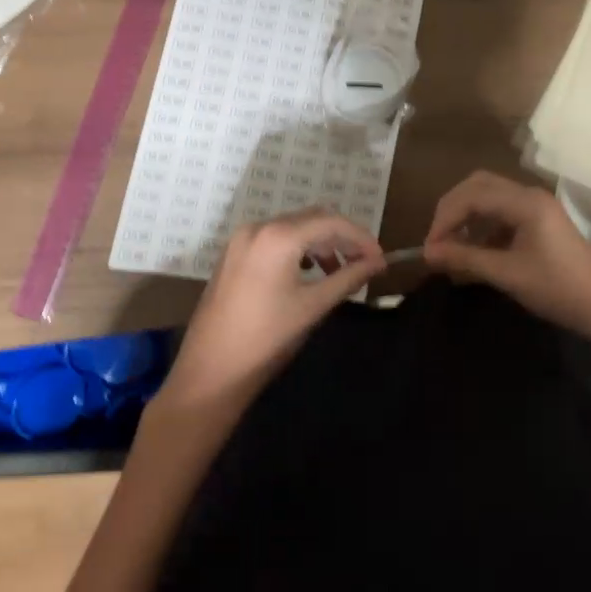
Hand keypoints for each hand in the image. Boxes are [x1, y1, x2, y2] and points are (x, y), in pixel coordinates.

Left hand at [160, 210, 384, 412]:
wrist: (209, 372)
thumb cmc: (266, 339)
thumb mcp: (313, 306)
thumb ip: (349, 278)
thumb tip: (378, 263)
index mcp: (278, 236)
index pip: (331, 223)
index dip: (361, 238)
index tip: (381, 259)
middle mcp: (258, 228)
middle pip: (312, 219)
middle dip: (342, 238)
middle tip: (366, 262)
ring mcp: (241, 240)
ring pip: (293, 228)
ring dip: (320, 244)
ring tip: (340, 272)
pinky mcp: (232, 255)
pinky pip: (274, 239)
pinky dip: (297, 249)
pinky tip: (309, 273)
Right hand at [422, 171, 590, 345]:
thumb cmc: (556, 289)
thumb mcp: (507, 274)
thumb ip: (465, 258)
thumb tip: (427, 252)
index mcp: (525, 202)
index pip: (472, 196)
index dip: (445, 218)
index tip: (429, 248)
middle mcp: (530, 195)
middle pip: (479, 186)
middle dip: (453, 210)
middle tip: (436, 240)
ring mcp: (537, 207)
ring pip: (491, 198)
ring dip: (467, 217)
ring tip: (451, 248)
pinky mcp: (541, 221)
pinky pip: (503, 213)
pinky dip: (483, 228)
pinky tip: (474, 253)